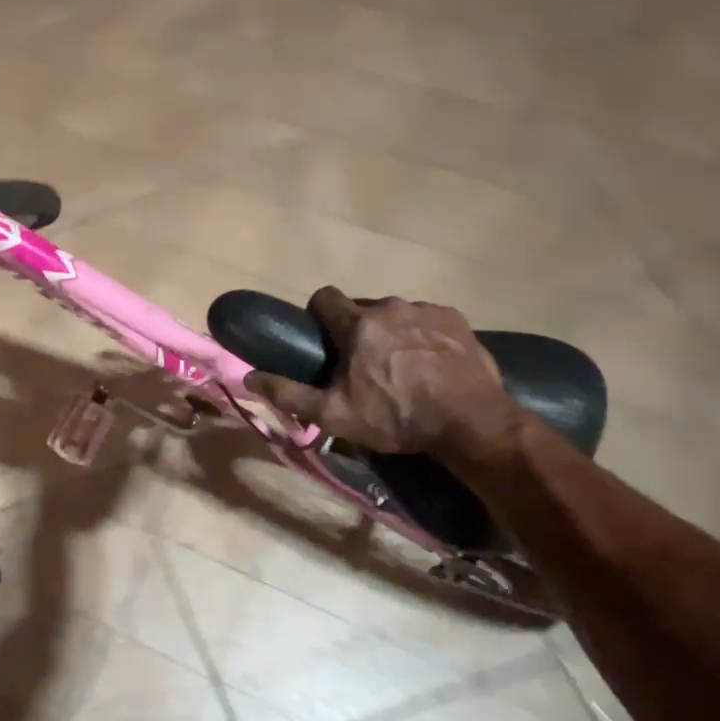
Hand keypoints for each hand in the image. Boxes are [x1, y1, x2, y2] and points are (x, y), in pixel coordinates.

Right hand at [245, 287, 517, 458]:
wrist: (470, 422)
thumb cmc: (396, 418)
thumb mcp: (334, 415)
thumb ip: (288, 394)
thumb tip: (249, 378)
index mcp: (358, 324)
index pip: (324, 297)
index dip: (317, 315)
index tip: (322, 340)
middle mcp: (391, 307)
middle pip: (361, 308)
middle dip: (356, 329)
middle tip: (361, 364)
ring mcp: (428, 311)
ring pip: (396, 314)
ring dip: (390, 332)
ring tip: (399, 367)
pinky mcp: (457, 320)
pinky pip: (427, 320)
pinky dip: (422, 336)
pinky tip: (428, 364)